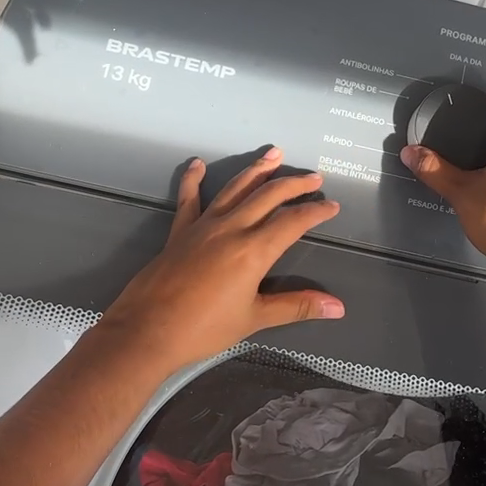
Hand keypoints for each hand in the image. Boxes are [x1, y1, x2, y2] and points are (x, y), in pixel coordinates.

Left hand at [95, 148, 344, 371]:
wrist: (147, 330)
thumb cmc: (204, 329)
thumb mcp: (255, 318)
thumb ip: (297, 307)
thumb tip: (338, 307)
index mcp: (254, 250)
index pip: (293, 222)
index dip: (316, 211)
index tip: (332, 206)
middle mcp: (232, 228)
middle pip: (268, 196)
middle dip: (294, 184)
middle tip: (313, 177)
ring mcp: (203, 226)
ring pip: (235, 188)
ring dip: (257, 170)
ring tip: (274, 155)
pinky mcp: (180, 231)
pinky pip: (189, 198)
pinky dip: (193, 179)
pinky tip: (198, 164)